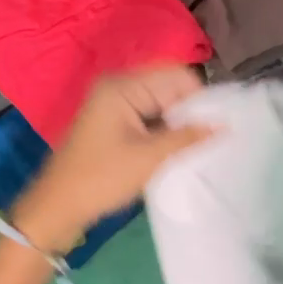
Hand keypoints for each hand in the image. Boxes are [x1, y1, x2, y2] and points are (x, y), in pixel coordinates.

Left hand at [8, 66, 212, 252]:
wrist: (58, 207)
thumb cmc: (101, 178)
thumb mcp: (149, 158)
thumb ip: (188, 137)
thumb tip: (224, 125)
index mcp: (123, 86)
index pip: (176, 76)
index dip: (202, 96)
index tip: (223, 123)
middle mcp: (119, 88)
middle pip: (169, 88)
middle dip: (193, 110)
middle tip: (216, 136)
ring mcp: (115, 106)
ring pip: (161, 105)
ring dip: (181, 123)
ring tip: (203, 144)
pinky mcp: (115, 124)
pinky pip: (150, 118)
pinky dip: (166, 131)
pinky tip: (181, 149)